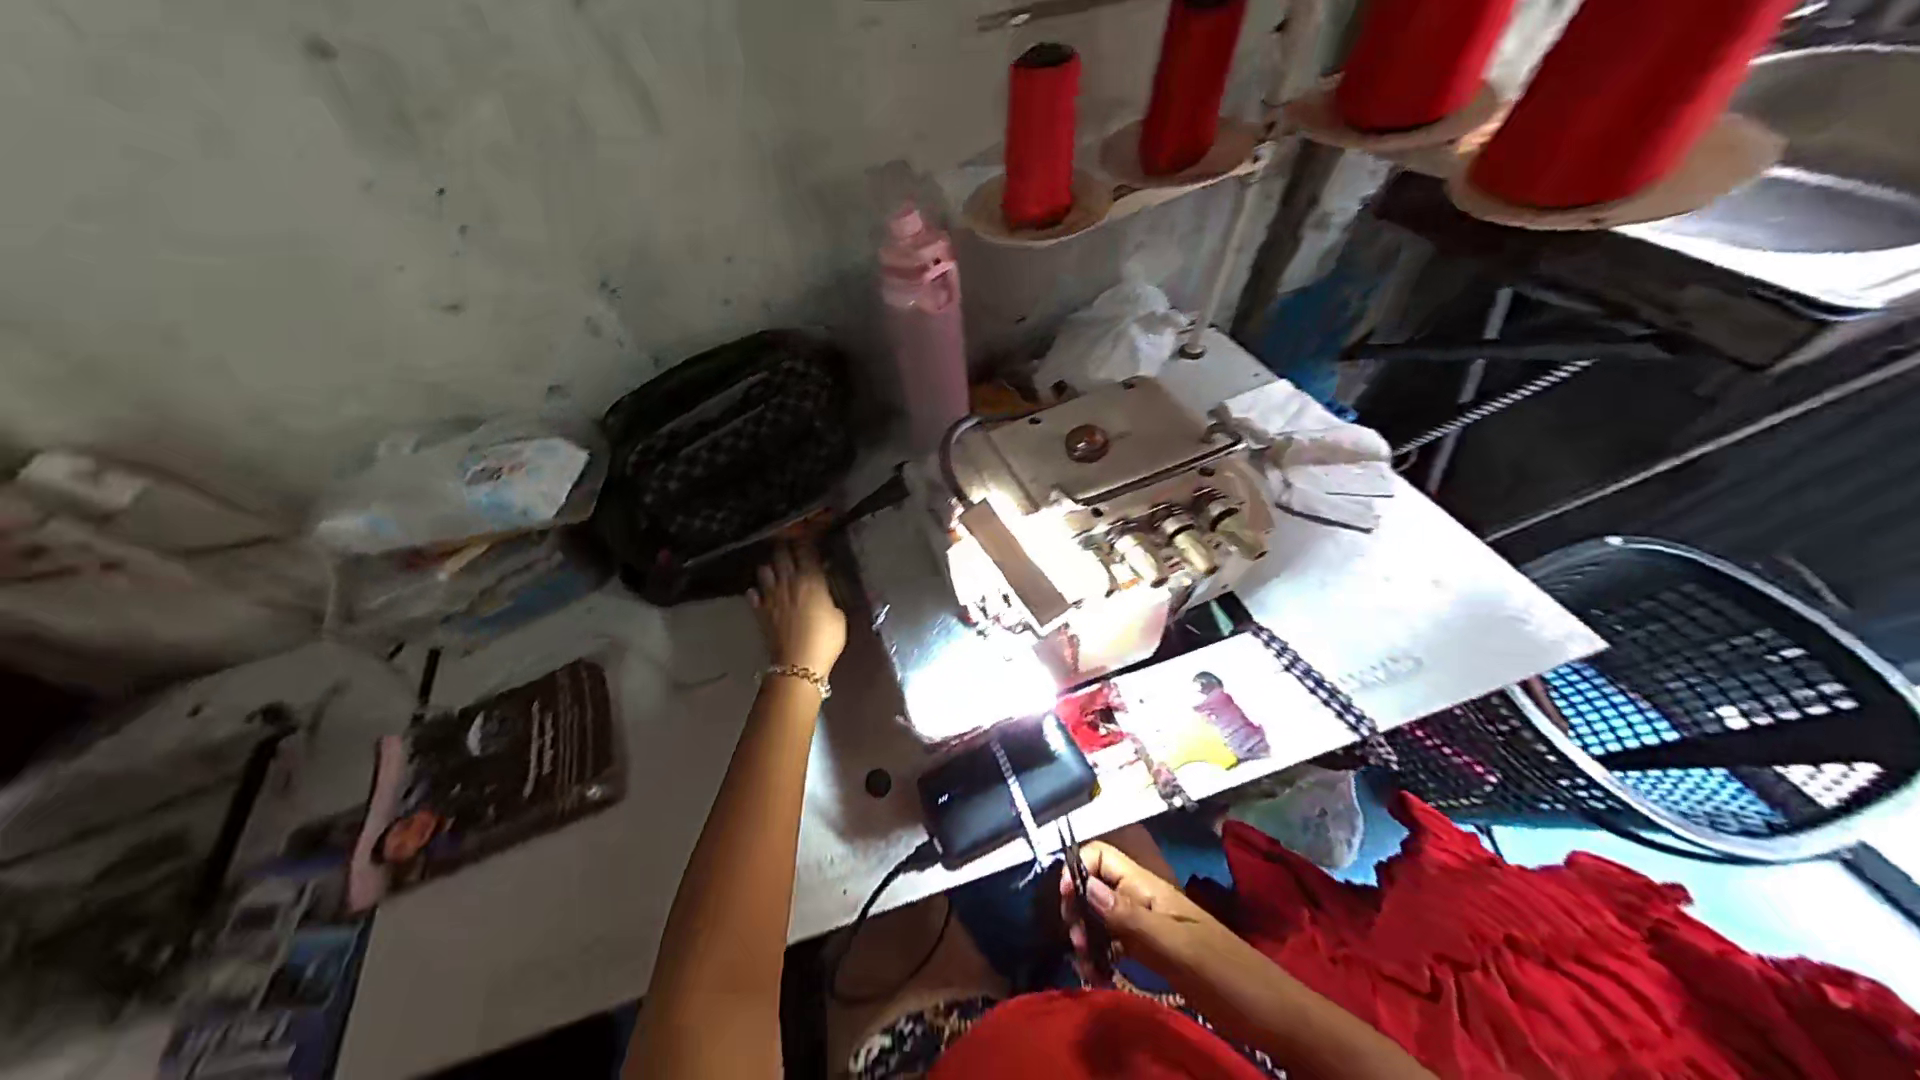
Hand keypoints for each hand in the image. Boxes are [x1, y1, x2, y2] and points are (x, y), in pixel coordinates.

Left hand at [749, 542, 846, 675]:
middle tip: (789, 544)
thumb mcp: (838, 615)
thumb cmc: (826, 639)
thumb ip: (828, 597)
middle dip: (785, 547)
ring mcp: (770, 595)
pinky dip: (756, 590)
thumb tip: (822, 589)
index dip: (806, 541)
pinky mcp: (759, 610)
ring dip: (769, 566)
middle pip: (781, 554)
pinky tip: (761, 592)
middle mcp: (788, 581)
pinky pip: (753, 593)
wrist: (798, 663)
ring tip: (775, 567)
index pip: (806, 551)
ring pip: (764, 569)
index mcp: (811, 579)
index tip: (808, 537)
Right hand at [1059, 840, 1246, 983]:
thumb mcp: (1177, 947)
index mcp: (1149, 887)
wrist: (1271, 1014)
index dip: (1077, 870)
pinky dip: (1100, 957)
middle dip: (1077, 909)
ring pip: (1101, 917)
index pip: (1100, 856)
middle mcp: (1143, 899)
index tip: (1066, 903)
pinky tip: (1097, 977)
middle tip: (1077, 945)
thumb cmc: (1225, 973)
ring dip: (1086, 937)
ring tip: (1085, 968)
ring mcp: (1148, 926)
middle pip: (1094, 886)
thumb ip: (1131, 918)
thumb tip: (1085, 886)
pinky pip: (1114, 944)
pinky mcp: (1152, 952)